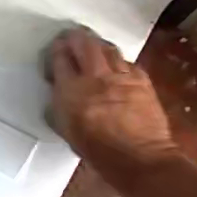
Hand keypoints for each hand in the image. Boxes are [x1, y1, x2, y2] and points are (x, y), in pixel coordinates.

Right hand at [45, 28, 181, 187]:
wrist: (140, 159)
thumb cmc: (99, 153)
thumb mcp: (67, 130)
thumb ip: (60, 106)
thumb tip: (59, 92)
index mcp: (72, 91)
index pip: (60, 59)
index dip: (55, 51)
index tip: (55, 52)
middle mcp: (96, 76)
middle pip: (83, 43)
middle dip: (74, 37)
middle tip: (70, 38)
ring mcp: (121, 76)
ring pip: (107, 47)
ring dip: (97, 44)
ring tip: (92, 46)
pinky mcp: (141, 79)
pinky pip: (127, 61)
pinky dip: (118, 60)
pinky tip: (117, 66)